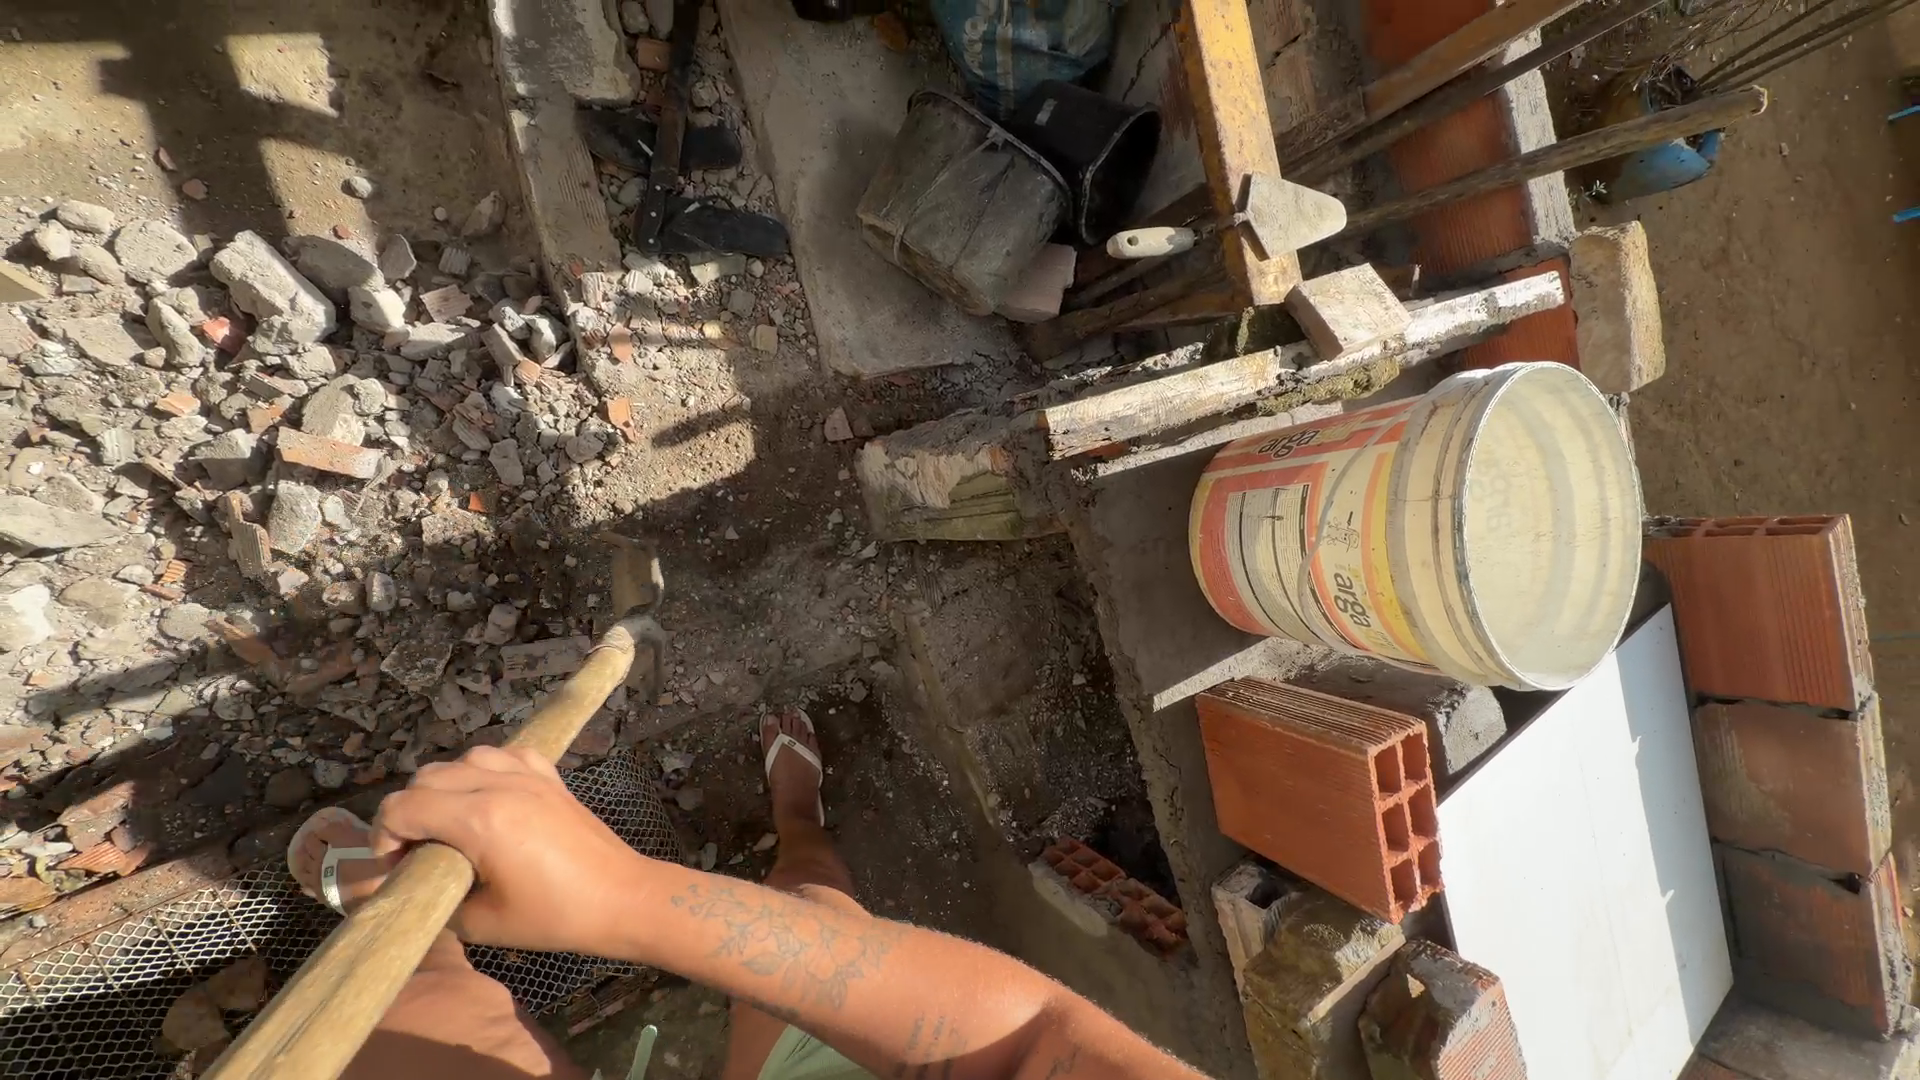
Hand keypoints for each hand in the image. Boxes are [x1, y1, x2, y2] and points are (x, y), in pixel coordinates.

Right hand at [369, 746, 656, 952]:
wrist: (618, 895)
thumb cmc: (551, 915)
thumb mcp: (476, 921)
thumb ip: (430, 895)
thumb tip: (404, 882)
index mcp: (482, 818)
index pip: (404, 806)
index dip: (384, 837)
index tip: (397, 868)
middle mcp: (505, 785)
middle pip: (429, 776)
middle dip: (410, 813)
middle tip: (419, 853)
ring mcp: (532, 775)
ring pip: (467, 757)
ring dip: (447, 786)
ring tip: (452, 825)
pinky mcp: (553, 777)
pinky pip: (508, 754)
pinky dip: (487, 770)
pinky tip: (489, 800)